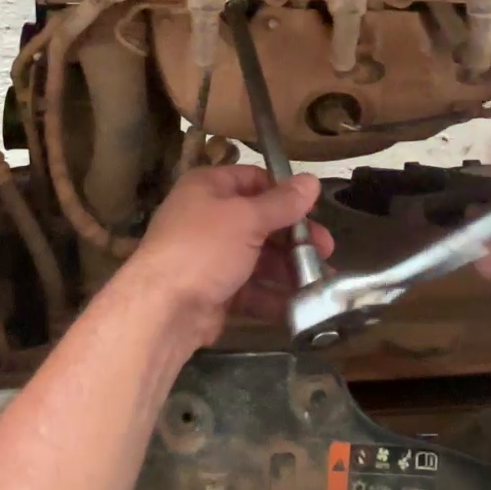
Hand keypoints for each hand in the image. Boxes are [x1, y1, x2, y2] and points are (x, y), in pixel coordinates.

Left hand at [114, 165, 333, 347]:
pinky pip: (251, 289)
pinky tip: (301, 304)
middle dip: (293, 238)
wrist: (163, 309)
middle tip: (327, 250)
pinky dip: (274, 296)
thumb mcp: (247, 219)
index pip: (253, 179)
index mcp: (208, 188)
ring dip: (289, 269)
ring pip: (258, 258)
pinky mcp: (215, 291)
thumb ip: (282, 203)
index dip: (284, 192)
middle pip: (260, 221)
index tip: (315, 209)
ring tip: (322, 282)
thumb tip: (312, 180)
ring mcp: (210, 257)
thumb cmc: (204, 248)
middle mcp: (208, 217)